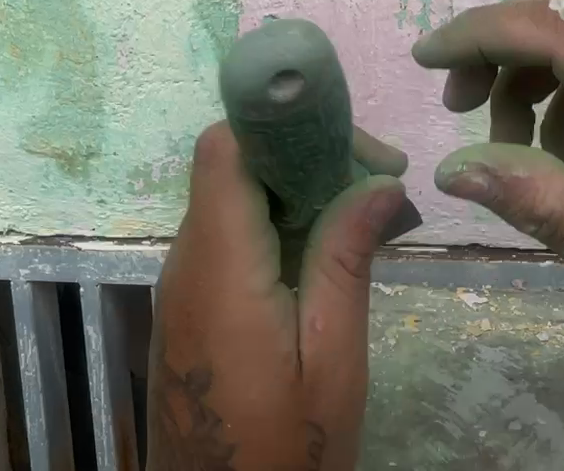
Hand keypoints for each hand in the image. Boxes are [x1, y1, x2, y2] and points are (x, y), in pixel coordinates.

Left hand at [148, 123, 409, 469]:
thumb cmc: (282, 454)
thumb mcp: (331, 361)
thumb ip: (345, 260)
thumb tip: (381, 182)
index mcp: (218, 266)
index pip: (224, 148)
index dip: (282, 125)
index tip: (354, 146)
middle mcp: (187, 258)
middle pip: (235, 165)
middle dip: (307, 155)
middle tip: (380, 179)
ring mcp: (183, 280)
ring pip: (235, 196)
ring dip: (298, 189)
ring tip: (368, 211)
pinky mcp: (190, 301)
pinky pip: (232, 234)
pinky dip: (279, 222)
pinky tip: (329, 247)